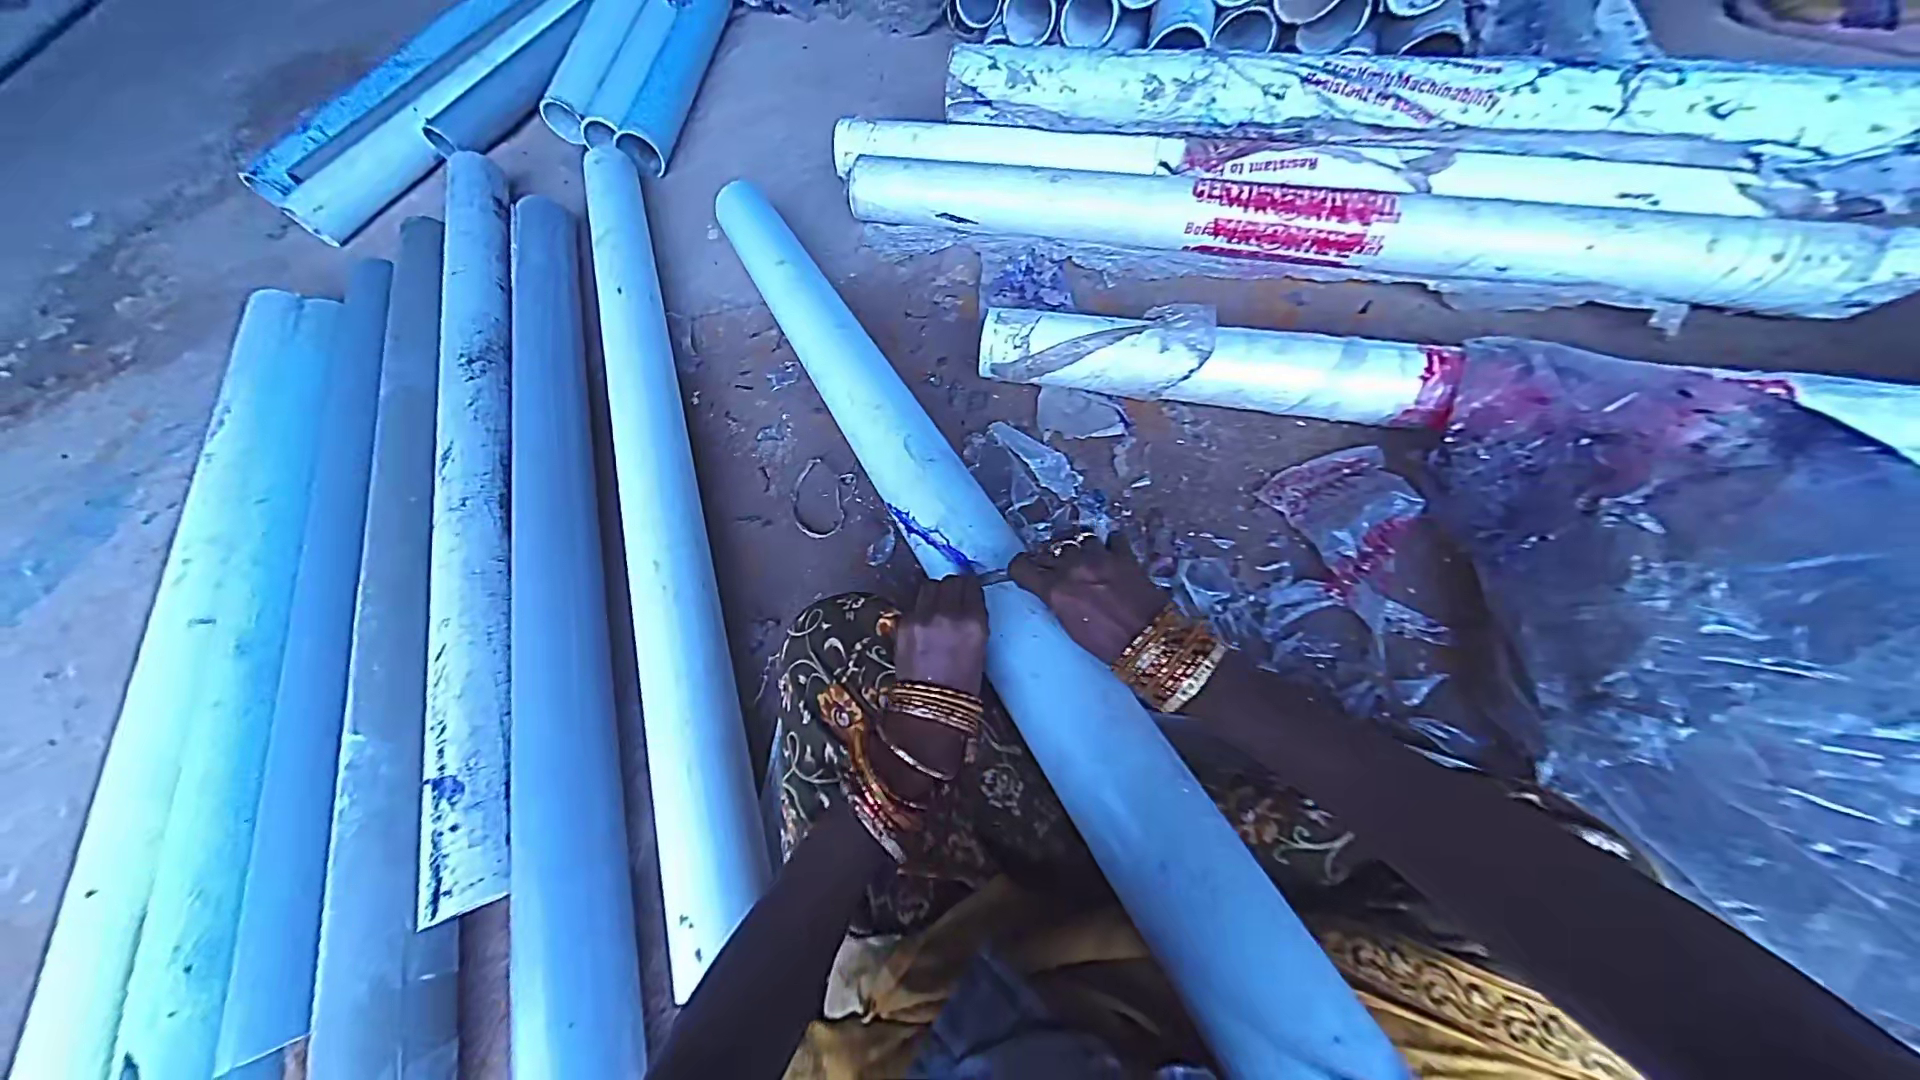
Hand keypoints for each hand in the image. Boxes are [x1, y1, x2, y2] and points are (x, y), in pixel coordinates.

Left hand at [878, 575, 987, 805]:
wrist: (930, 708)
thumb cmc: (963, 683)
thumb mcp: (980, 645)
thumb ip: (974, 616)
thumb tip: (967, 598)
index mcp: (973, 621)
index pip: (969, 584)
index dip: (969, 586)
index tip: (968, 591)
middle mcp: (947, 613)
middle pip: (949, 581)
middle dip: (952, 588)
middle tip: (953, 599)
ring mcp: (921, 617)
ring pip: (929, 586)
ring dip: (934, 593)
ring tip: (937, 609)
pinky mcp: (902, 624)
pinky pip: (914, 604)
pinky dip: (921, 608)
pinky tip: (924, 623)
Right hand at [1009, 533, 1165, 664]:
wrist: (1149, 641)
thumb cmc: (1107, 644)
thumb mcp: (1069, 626)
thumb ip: (1057, 600)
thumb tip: (1052, 588)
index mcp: (1055, 590)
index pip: (1023, 566)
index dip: (1020, 568)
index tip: (1024, 571)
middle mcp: (1072, 568)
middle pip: (1047, 551)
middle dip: (1047, 560)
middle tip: (1053, 569)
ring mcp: (1099, 557)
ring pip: (1077, 540)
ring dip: (1078, 549)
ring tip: (1083, 560)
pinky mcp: (1123, 555)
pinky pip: (1112, 539)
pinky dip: (1109, 545)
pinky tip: (1111, 553)